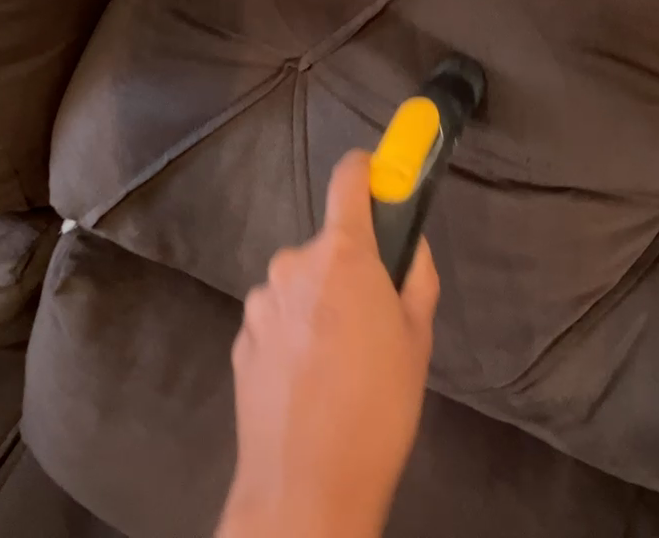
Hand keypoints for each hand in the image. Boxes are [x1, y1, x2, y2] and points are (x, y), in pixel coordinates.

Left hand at [217, 151, 440, 537]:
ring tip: (338, 360)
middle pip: (328, 244)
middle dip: (350, 265)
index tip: (384, 178)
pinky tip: (308, 378)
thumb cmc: (379, 405)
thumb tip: (410, 245)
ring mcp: (260, 303)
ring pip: (300, 283)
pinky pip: (277, 317)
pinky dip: (294, 331)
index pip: (349, 179)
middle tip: (373, 315)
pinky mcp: (240, 339)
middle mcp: (293, 265)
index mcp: (343, 255)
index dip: (369, 170)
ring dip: (319, 302)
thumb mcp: (419, 337)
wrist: (306, 487)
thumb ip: (416, 276)